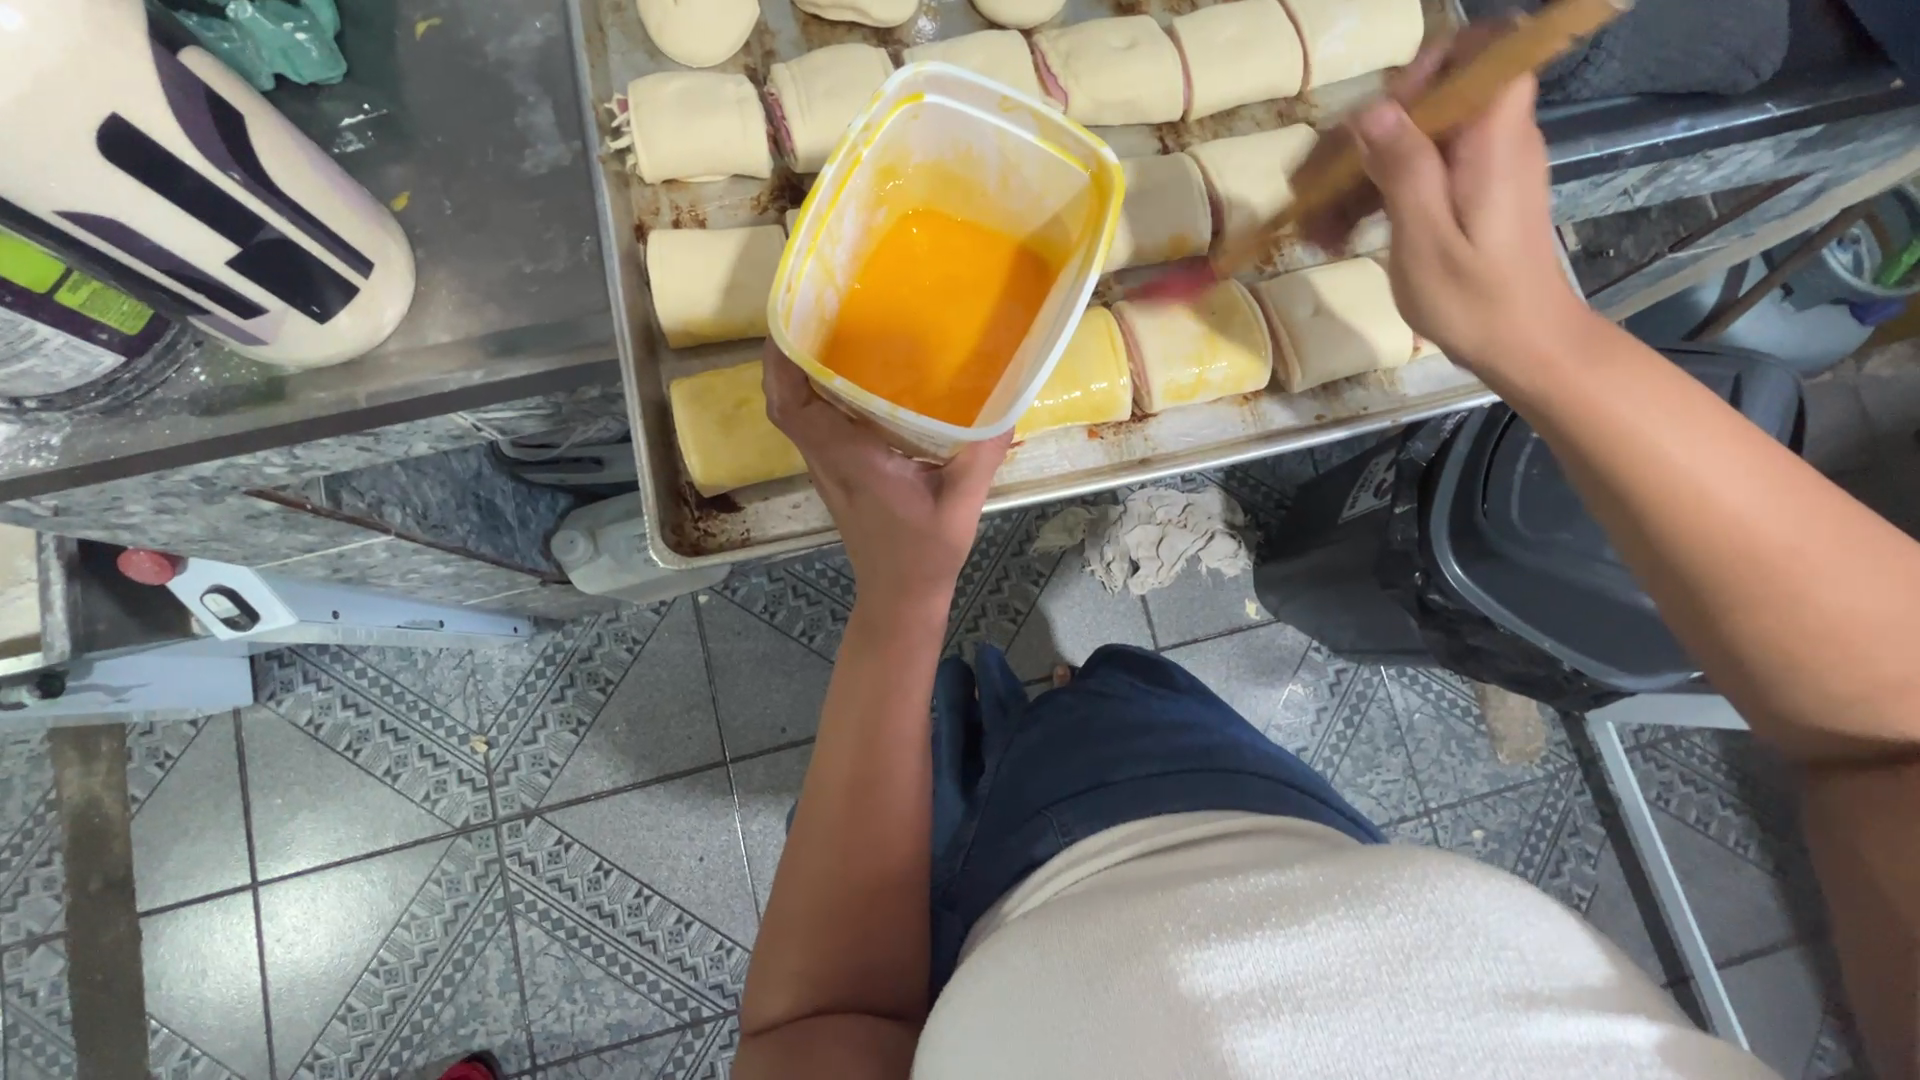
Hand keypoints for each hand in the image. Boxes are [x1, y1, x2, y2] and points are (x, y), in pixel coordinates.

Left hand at [763, 343, 1010, 614]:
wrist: (900, 595)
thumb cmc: (925, 554)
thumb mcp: (961, 504)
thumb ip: (981, 454)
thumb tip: (1008, 403)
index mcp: (851, 460)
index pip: (795, 409)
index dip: (783, 362)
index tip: (794, 318)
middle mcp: (828, 459)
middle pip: (784, 401)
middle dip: (787, 353)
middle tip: (815, 310)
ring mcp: (827, 467)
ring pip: (795, 412)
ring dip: (798, 371)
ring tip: (829, 329)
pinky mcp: (836, 472)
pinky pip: (813, 424)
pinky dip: (816, 393)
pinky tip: (851, 375)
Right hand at [1349, 37, 1596, 375]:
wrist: (1524, 346)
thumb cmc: (1475, 301)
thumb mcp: (1426, 241)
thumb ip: (1404, 170)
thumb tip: (1371, 110)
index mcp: (1493, 139)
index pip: (1483, 52)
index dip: (1427, 69)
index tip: (1378, 118)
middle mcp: (1494, 138)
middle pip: (1430, 101)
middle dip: (1367, 138)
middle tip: (1316, 191)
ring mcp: (1481, 166)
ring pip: (1414, 141)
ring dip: (1359, 177)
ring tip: (1316, 229)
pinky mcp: (1469, 193)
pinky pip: (1418, 174)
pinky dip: (1376, 197)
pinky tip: (1338, 236)